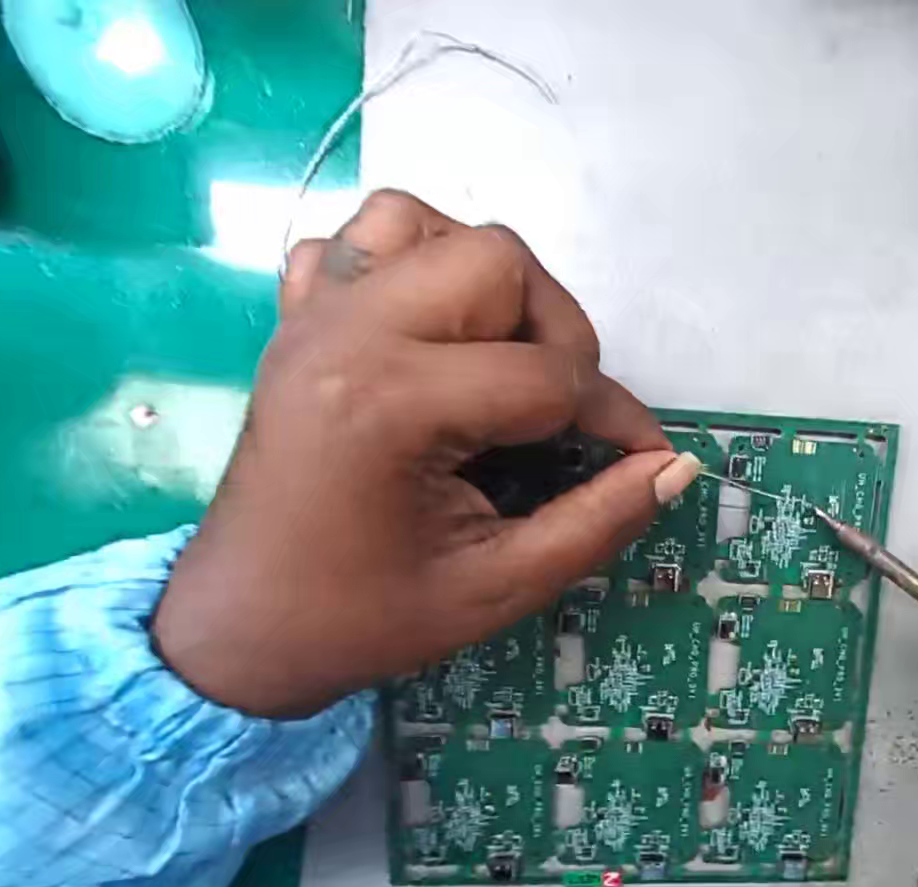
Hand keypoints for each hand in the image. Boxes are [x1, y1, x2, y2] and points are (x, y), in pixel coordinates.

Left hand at [153, 191, 698, 716]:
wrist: (243, 628)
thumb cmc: (367, 619)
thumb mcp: (499, 587)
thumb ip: (598, 523)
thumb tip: (674, 468)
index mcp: (393, 404)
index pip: (548, 377)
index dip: (617, 419)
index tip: (645, 458)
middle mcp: (349, 332)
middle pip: (498, 261)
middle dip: (560, 335)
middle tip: (565, 412)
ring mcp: (314, 315)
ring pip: (431, 227)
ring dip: (493, 285)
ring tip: (506, 360)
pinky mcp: (296, 321)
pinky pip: (362, 240)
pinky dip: (417, 263)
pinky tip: (435, 329)